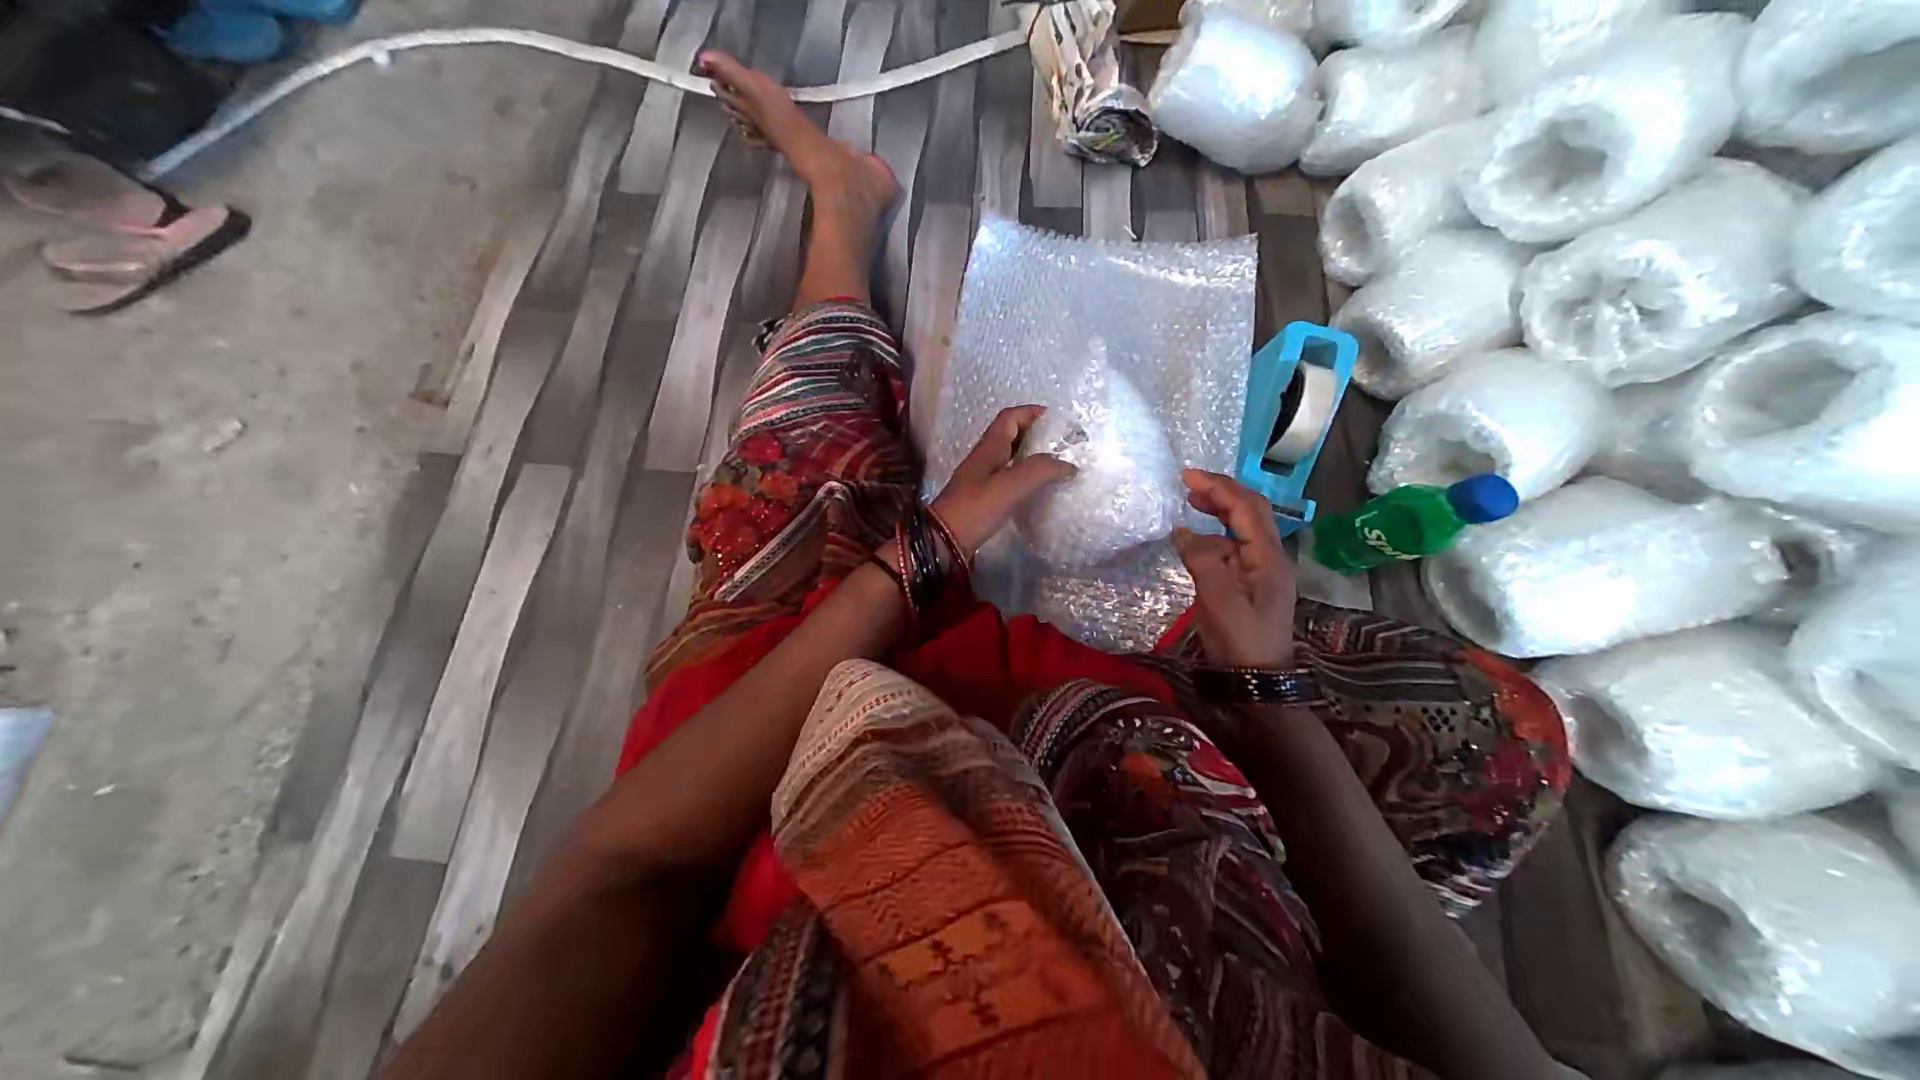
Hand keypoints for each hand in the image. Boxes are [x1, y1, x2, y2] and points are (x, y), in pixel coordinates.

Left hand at [930, 405, 1076, 553]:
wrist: (943, 541)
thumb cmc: (975, 508)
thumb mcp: (1010, 486)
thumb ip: (1040, 470)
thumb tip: (1068, 464)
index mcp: (989, 448)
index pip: (1010, 418)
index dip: (1031, 413)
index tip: (1057, 420)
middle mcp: (984, 459)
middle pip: (1010, 435)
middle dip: (1035, 434)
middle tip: (1061, 444)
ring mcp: (981, 479)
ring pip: (1009, 457)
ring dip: (1031, 455)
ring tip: (1055, 464)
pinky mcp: (982, 498)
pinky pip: (1007, 478)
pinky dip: (1024, 476)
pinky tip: (1037, 488)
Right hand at [1172, 468, 1297, 668]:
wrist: (1258, 679)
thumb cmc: (1240, 640)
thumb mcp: (1218, 600)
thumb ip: (1202, 560)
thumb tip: (1182, 532)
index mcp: (1268, 556)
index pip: (1246, 507)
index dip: (1218, 487)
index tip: (1187, 477)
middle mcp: (1271, 556)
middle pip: (1250, 511)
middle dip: (1221, 492)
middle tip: (1188, 483)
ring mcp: (1264, 569)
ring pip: (1244, 527)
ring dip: (1220, 510)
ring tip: (1191, 502)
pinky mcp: (1254, 582)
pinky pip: (1236, 547)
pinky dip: (1216, 534)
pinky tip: (1197, 540)